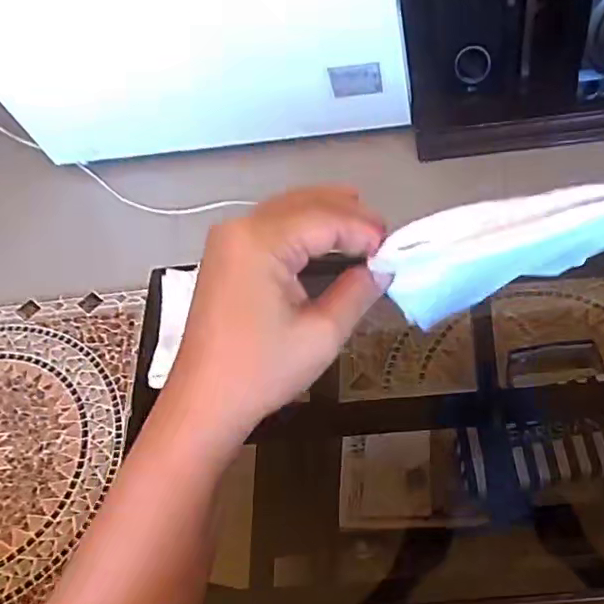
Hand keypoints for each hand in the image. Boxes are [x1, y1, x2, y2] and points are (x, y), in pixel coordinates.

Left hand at [170, 186, 386, 423]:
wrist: (208, 400)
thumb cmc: (263, 370)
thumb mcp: (322, 334)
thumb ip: (356, 293)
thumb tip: (383, 271)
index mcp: (260, 243)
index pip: (324, 219)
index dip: (364, 230)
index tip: (396, 248)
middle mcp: (240, 229)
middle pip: (303, 204)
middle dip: (348, 214)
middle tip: (387, 236)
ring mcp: (229, 241)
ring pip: (287, 211)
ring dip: (327, 217)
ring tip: (367, 231)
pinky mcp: (227, 258)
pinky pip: (273, 228)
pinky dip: (306, 230)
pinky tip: (329, 240)